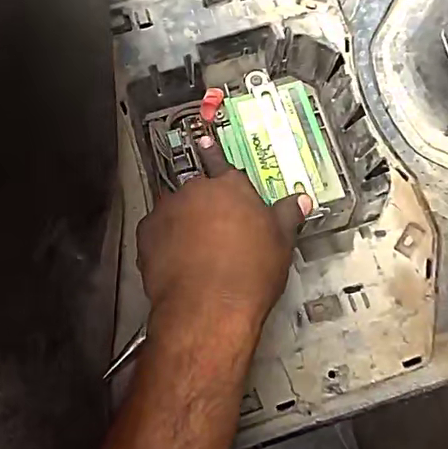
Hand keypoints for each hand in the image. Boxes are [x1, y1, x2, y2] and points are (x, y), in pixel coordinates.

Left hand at [136, 133, 310, 340]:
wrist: (208, 306)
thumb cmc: (249, 274)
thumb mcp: (280, 242)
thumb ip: (286, 215)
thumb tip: (300, 201)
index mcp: (230, 187)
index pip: (220, 161)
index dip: (213, 153)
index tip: (204, 142)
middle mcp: (196, 191)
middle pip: (198, 190)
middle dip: (204, 206)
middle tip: (215, 232)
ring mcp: (168, 210)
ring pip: (175, 210)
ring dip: (182, 223)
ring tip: (196, 251)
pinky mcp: (147, 232)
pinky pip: (156, 231)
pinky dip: (164, 241)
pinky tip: (177, 261)